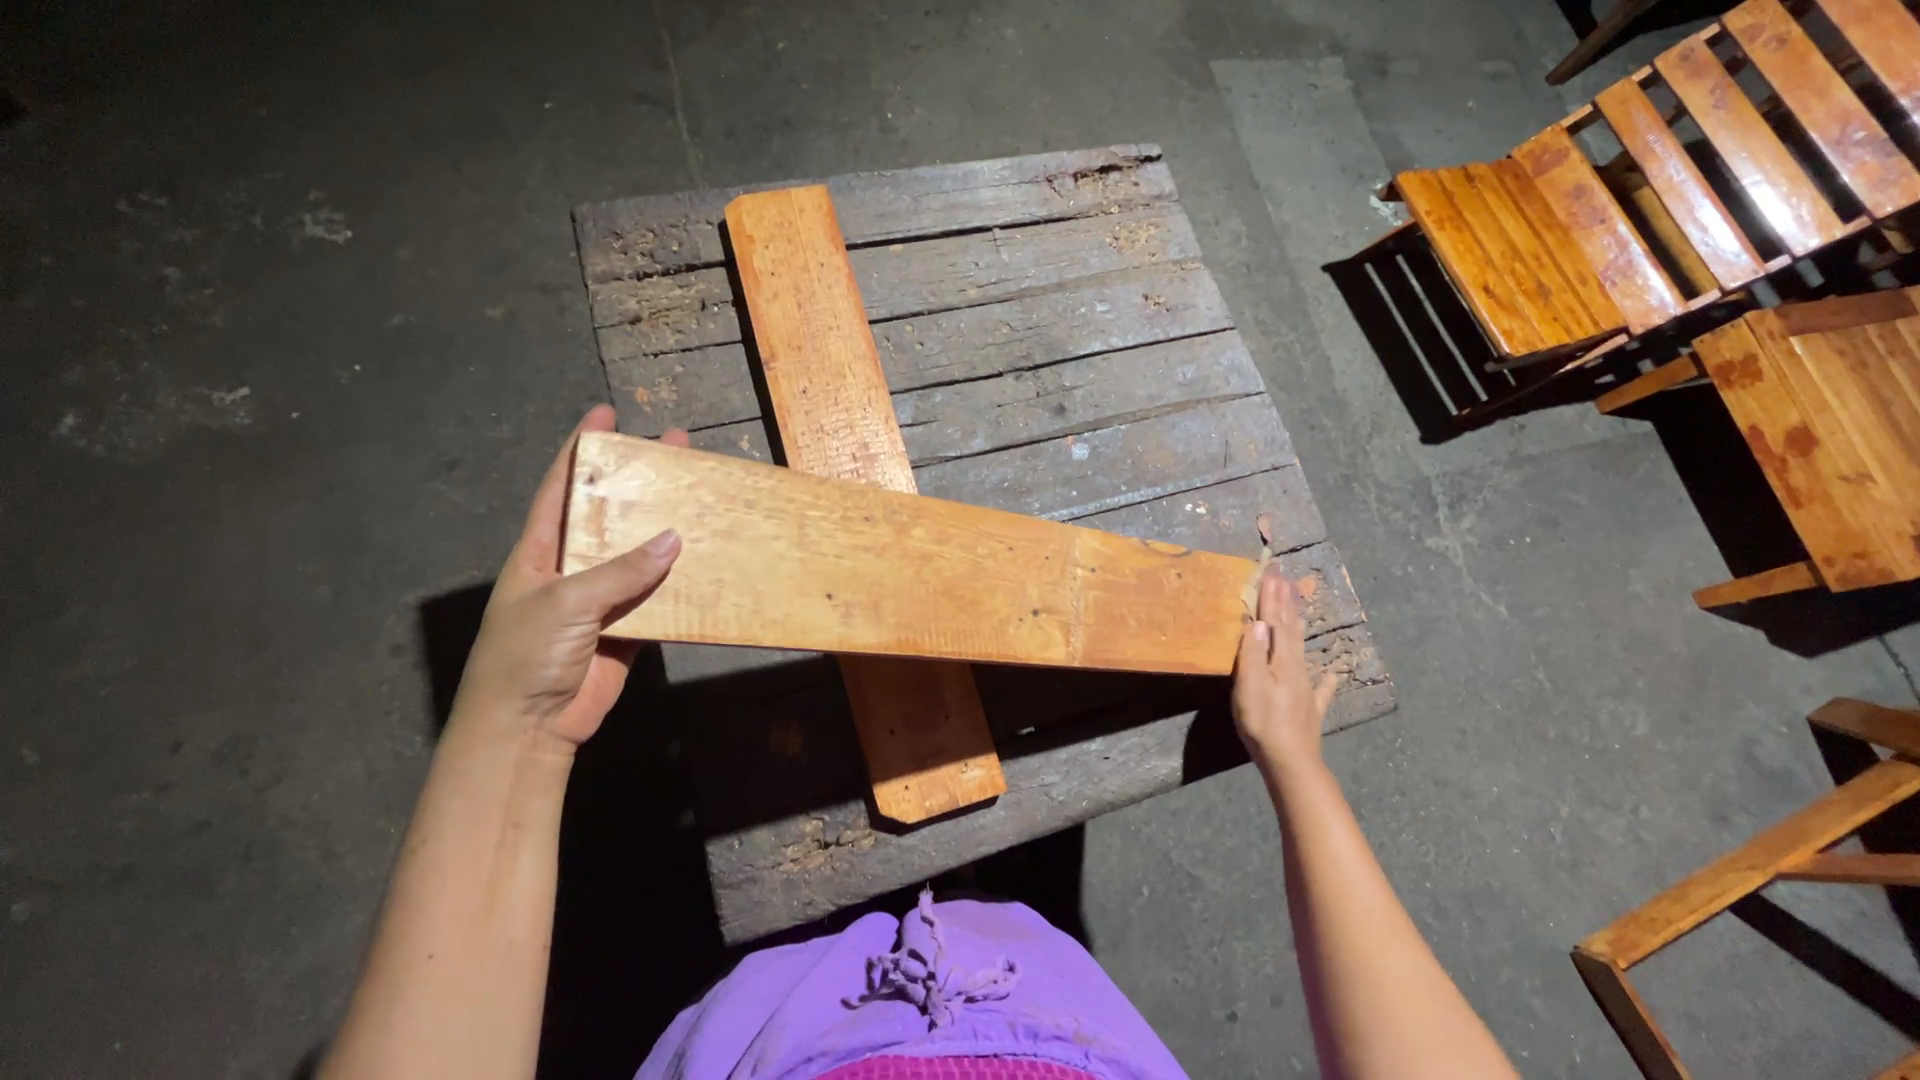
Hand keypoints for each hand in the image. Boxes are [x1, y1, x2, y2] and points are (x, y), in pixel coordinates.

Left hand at [448, 405, 686, 750]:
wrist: (528, 727)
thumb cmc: (526, 656)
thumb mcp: (565, 602)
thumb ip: (619, 571)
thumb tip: (673, 540)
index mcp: (540, 551)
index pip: (561, 487)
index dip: (580, 449)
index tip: (605, 412)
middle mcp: (571, 567)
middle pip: (609, 514)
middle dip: (638, 481)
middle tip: (674, 447)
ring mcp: (601, 600)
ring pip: (640, 555)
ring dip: (668, 529)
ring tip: (702, 495)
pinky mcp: (628, 629)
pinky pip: (659, 597)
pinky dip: (682, 582)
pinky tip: (708, 559)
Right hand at [1232, 563, 1335, 771]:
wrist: (1291, 760)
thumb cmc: (1263, 722)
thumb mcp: (1249, 685)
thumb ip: (1253, 653)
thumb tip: (1259, 622)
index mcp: (1281, 661)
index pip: (1275, 622)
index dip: (1272, 598)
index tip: (1271, 573)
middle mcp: (1297, 668)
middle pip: (1291, 630)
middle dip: (1285, 604)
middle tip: (1283, 579)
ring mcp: (1306, 689)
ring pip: (1303, 650)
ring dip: (1299, 628)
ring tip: (1299, 610)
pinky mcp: (1309, 708)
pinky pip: (1320, 688)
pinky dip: (1326, 678)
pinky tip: (1334, 674)